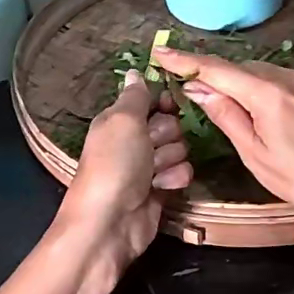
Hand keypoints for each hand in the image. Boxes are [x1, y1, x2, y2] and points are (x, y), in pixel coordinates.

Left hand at [57, 71, 193, 268]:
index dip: (163, 102)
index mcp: (120, 119)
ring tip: (152, 174)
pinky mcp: (163, 188)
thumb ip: (135, 95)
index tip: (168, 107)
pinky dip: (175, 179)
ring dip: (170, 159)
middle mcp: (135, 140)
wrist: (110, 223)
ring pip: (181, 149)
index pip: (152, 99)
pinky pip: (183, 172)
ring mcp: (149, 166)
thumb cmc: (113, 165)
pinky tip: (162, 188)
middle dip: (166, 135)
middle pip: (171, 124)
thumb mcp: (122, 120)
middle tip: (150, 148)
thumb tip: (135, 71)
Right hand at [151, 47, 293, 271]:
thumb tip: (200, 88)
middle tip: (208, 95)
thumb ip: (227, 116)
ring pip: (276, 75)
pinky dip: (286, 95)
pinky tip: (293, 123)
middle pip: (248, 69)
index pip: (219, 69)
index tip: (163, 53)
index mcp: (269, 95)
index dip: (187, 61)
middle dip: (225, 78)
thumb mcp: (256, 156)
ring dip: (257, 87)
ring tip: (255, 116)